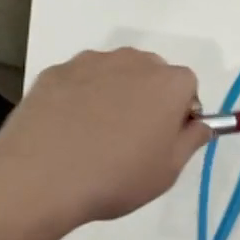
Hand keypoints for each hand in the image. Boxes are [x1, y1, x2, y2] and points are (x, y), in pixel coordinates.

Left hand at [0, 48, 209, 228]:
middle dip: (148, 99)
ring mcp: (91, 62)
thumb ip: (192, 140)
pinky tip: (66, 131)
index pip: (188, 88)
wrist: (40, 177)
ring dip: (113, 95)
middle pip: (152, 74)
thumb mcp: (168, 171)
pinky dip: (79, 98)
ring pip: (114, 74)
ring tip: (94, 136)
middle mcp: (134, 61)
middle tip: (131, 140)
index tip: (164, 140)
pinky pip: (79, 81)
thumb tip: (199, 124)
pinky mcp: (56, 72)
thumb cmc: (116, 177)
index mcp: (169, 83)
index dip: (179, 114)